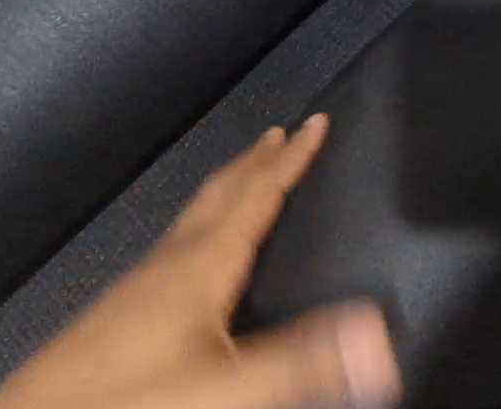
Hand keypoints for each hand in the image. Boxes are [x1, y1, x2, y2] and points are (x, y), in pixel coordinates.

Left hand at [0, 115, 400, 408]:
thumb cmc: (131, 403)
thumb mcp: (225, 389)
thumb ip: (302, 360)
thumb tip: (382, 330)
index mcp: (201, 265)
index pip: (258, 195)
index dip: (292, 158)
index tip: (317, 120)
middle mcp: (170, 263)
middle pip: (221, 193)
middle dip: (257, 161)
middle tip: (282, 132)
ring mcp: (137, 288)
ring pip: (195, 217)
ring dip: (229, 188)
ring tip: (246, 178)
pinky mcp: (117, 317)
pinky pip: (178, 243)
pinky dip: (204, 224)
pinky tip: (190, 261)